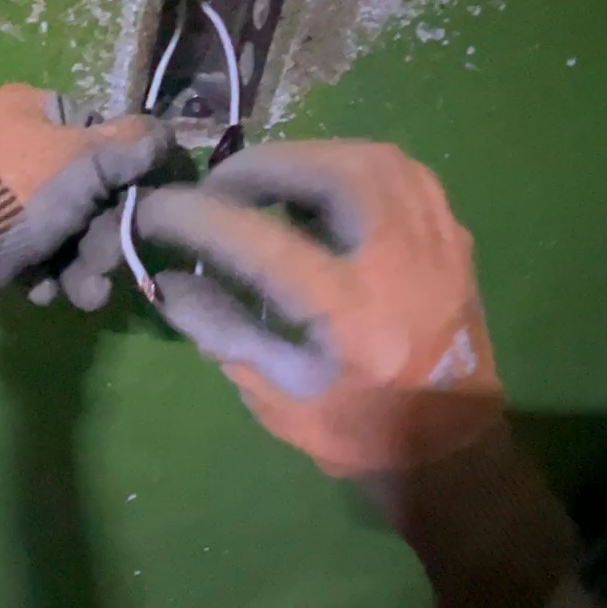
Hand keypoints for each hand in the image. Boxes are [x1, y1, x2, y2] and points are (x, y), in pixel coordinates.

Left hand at [0, 84, 172, 416]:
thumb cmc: (12, 196)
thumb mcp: (82, 163)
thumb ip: (132, 148)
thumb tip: (169, 134)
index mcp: (34, 108)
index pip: (103, 132)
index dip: (129, 174)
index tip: (146, 210)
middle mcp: (16, 143)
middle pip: (87, 188)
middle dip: (102, 237)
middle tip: (106, 267)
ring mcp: (0, 190)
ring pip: (64, 227)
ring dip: (80, 264)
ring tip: (82, 295)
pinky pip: (34, 249)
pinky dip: (44, 271)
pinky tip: (39, 290)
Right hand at [58, 139, 575, 607]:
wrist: (453, 449)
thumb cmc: (356, 430)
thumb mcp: (273, 393)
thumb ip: (217, 326)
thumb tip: (164, 276)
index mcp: (351, 314)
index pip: (258, 240)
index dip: (193, 216)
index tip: (153, 209)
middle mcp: (401, 263)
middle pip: (327, 174)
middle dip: (257, 168)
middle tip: (215, 188)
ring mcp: (437, 242)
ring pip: (366, 158)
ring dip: (301, 159)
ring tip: (262, 184)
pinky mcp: (451, 235)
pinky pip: (398, 170)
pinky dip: (345, 165)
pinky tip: (318, 186)